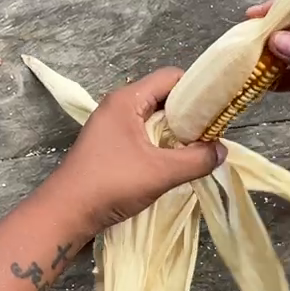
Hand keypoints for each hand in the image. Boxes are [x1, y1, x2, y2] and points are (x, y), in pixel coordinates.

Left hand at [36, 68, 224, 234]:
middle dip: (190, 111)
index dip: (198, 89)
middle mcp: (118, 105)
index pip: (170, 78)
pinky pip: (143, 133)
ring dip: (176, 130)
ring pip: (154, 117)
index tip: (219, 108)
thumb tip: (222, 151)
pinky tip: (176, 159)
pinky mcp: (110, 144)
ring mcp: (112, 125)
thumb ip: (196, 159)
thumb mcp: (160, 172)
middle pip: (163, 96)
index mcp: (127, 99)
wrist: (66, 212)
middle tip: (214, 131)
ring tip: (200, 147)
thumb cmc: (110, 183)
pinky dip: (162, 141)